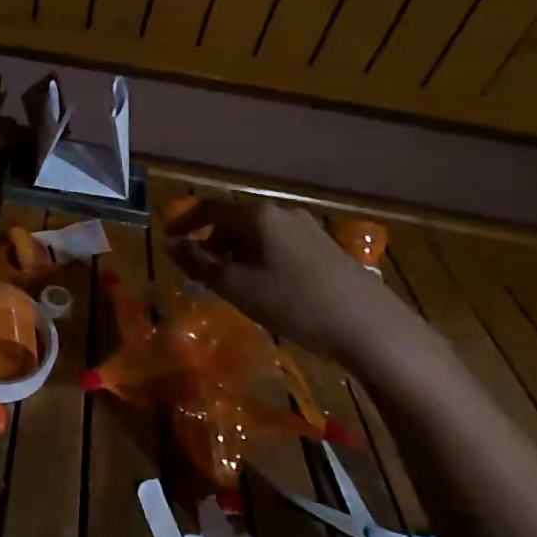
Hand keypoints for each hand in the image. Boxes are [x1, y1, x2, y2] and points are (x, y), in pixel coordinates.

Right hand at [164, 198, 404, 359]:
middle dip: (211, 243)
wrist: (369, 326)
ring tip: (229, 284)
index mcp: (257, 216)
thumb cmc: (291, 301)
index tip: (167, 240)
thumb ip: (196, 262)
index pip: (208, 209)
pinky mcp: (325, 248)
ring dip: (235, 253)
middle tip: (198, 272)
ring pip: (257, 235)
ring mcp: (308, 229)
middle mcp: (282, 213)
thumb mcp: (233, 285)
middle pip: (234, 221)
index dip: (184, 223)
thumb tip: (171, 244)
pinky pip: (278, 245)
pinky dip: (258, 259)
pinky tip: (262, 286)